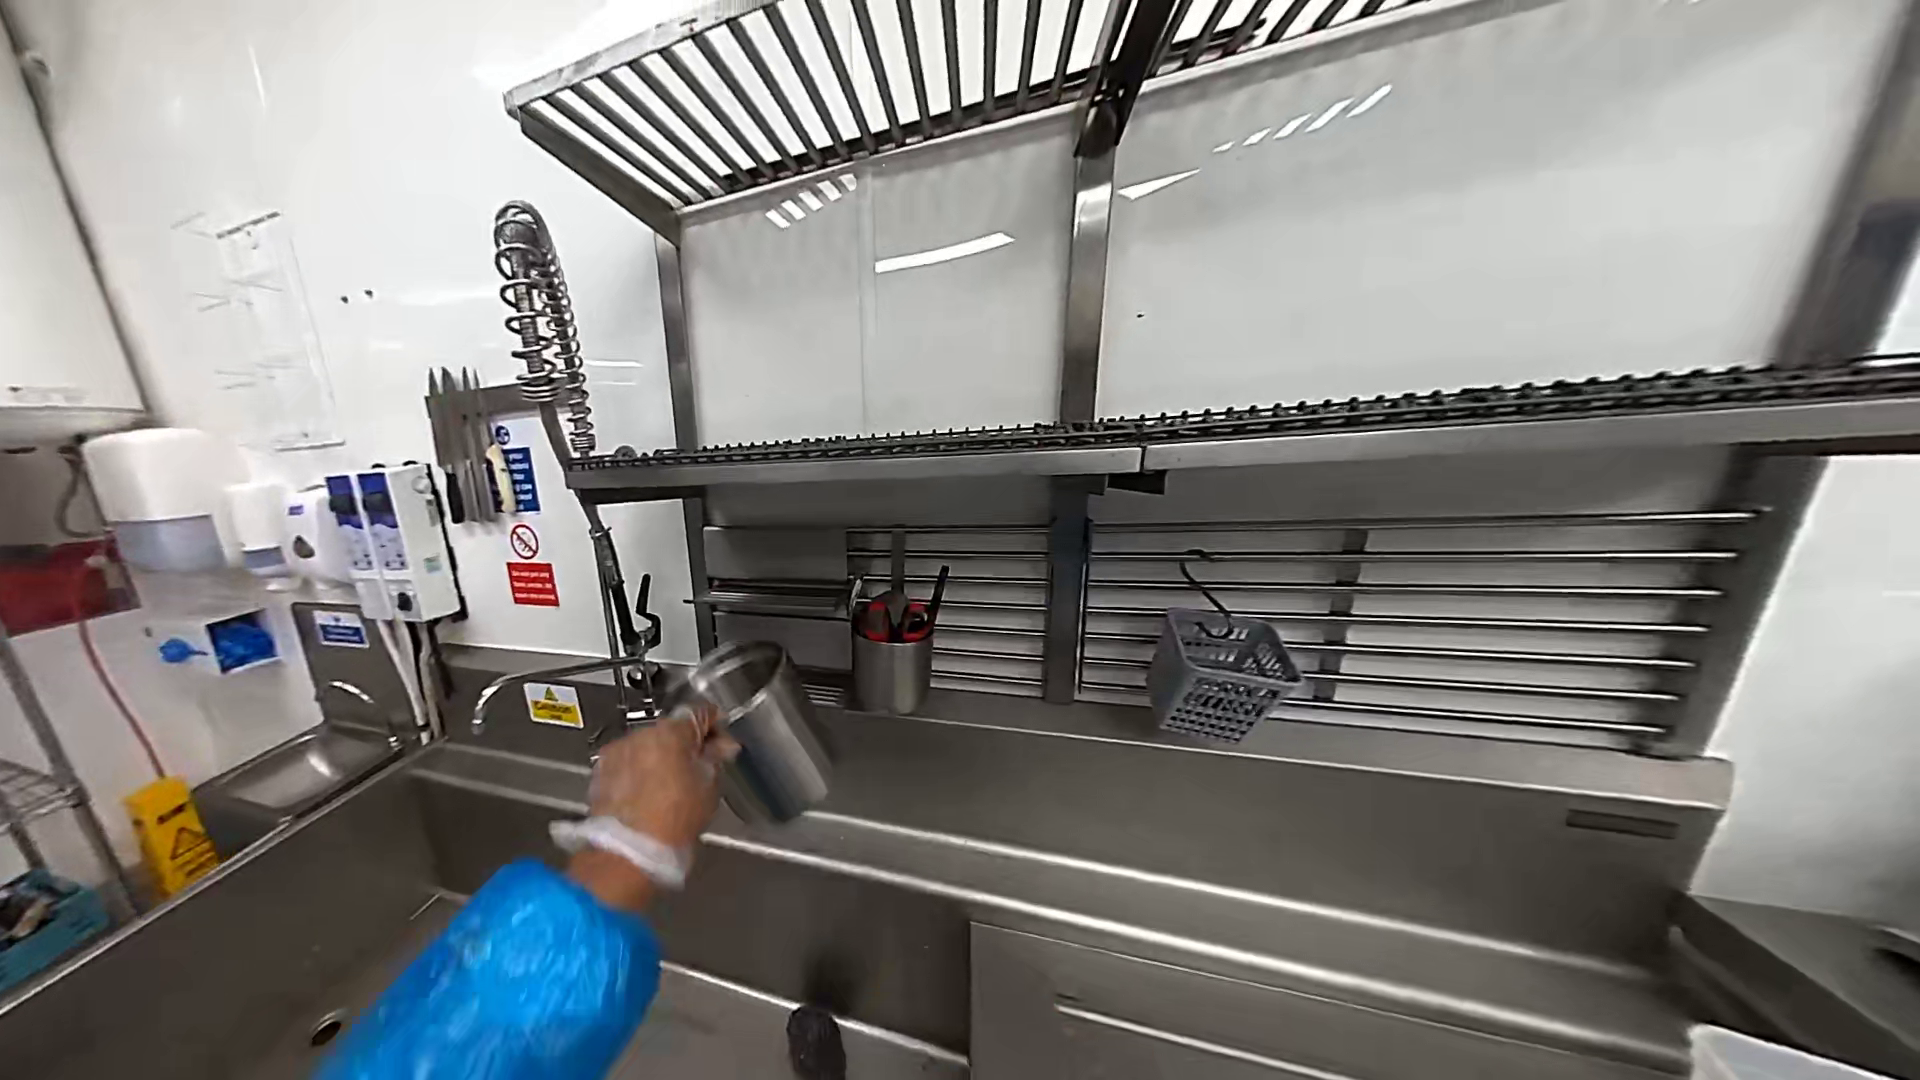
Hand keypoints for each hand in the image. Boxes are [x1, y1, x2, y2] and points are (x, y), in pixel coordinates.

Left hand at [589, 705, 739, 851]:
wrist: (626, 856)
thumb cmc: (674, 819)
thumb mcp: (709, 785)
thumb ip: (716, 757)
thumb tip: (722, 745)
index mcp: (673, 731)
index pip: (700, 711)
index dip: (715, 724)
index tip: (721, 741)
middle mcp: (642, 734)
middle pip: (673, 728)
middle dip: (687, 743)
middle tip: (700, 766)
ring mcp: (618, 752)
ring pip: (649, 745)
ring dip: (662, 755)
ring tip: (672, 783)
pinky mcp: (601, 772)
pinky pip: (629, 761)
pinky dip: (640, 769)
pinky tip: (649, 792)